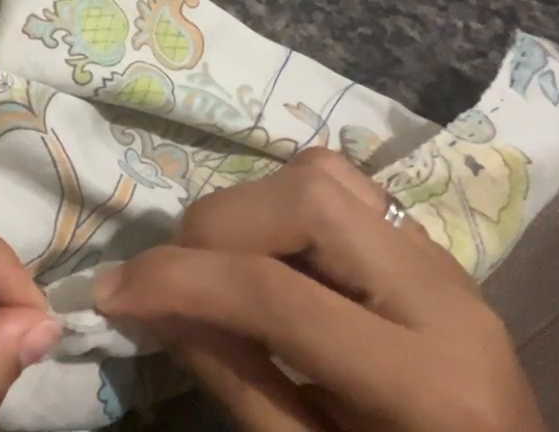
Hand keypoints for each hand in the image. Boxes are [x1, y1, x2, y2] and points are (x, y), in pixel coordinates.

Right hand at [94, 148, 546, 431]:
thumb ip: (230, 378)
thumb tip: (146, 300)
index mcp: (429, 384)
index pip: (277, 293)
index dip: (177, 281)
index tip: (112, 291)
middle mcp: (447, 300)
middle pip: (306, 200)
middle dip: (214, 229)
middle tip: (177, 280)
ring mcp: (442, 261)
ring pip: (321, 175)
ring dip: (247, 209)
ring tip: (222, 265)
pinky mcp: (426, 245)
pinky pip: (341, 185)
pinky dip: (280, 202)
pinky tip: (269, 250)